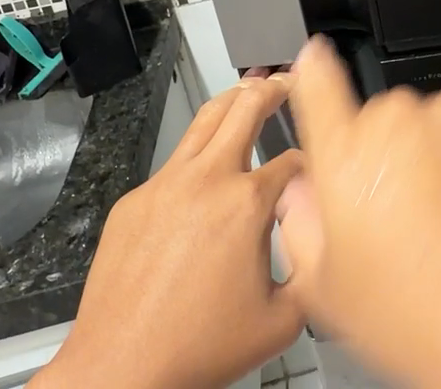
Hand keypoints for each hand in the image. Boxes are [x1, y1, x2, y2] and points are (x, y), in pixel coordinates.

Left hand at [34, 75, 303, 388]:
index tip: (312, 170)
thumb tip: (320, 246)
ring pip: (204, 119)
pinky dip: (195, 156)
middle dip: (272, 87)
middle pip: (245, 106)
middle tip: (284, 80)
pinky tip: (204, 175)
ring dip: (232, 100)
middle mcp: (206, 181)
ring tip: (247, 92)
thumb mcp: (283, 319)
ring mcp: (165, 186)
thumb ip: (312, 270)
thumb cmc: (194, 348)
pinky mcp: (134, 201)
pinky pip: (172, 164)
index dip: (310, 162)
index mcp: (247, 203)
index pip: (292, 159)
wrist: (120, 370)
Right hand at [278, 38, 440, 388]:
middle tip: (398, 211)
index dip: (313, 68)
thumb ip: (301, 222)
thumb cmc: (420, 313)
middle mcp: (396, 123)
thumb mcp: (327, 286)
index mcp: (346, 157)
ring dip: (429, 151)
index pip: (318, 84)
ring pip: (426, 120)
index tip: (314, 55)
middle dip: (382, 152)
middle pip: (377, 115)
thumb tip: (305, 189)